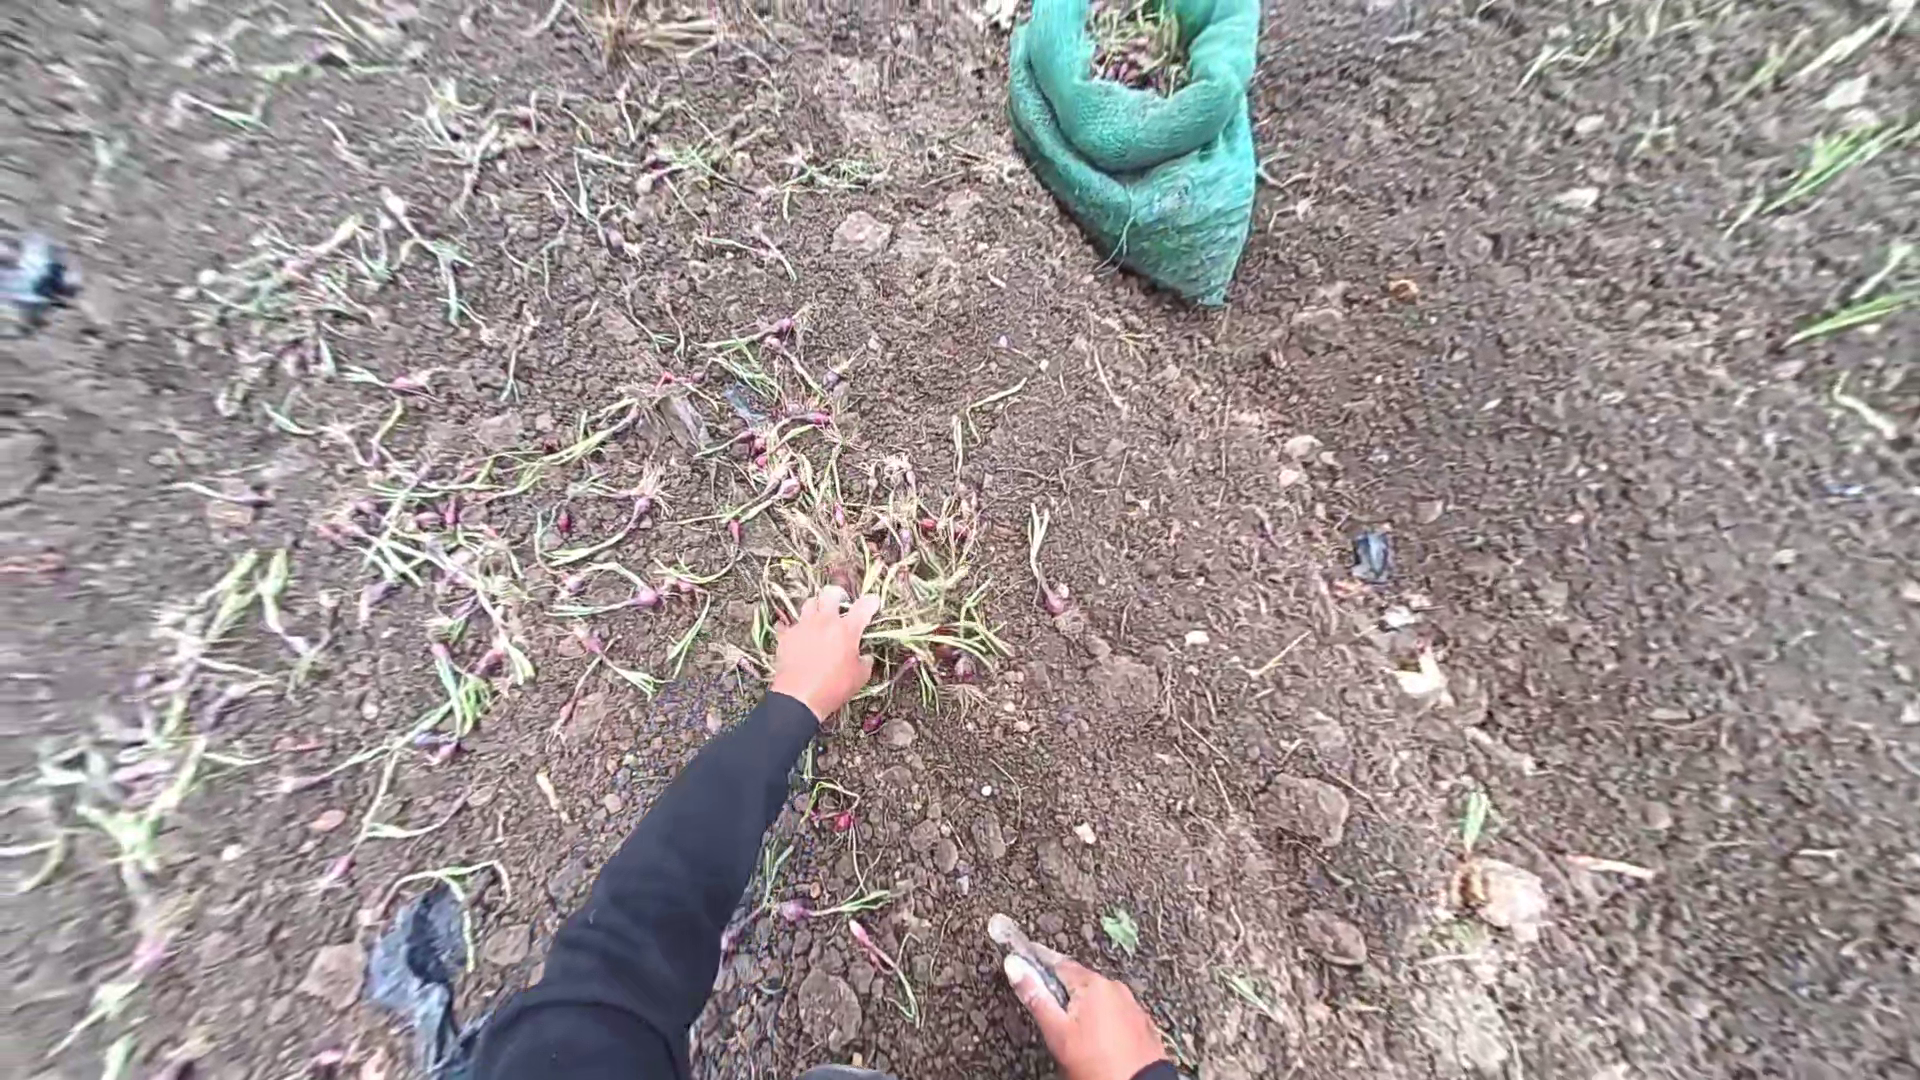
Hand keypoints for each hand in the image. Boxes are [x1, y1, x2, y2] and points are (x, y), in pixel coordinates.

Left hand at [769, 586, 879, 723]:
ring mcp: (803, 626)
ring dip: (816, 606)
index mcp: (847, 630)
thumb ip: (865, 661)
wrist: (799, 697)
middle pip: (830, 594)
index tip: (874, 600)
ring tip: (819, 614)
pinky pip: (788, 624)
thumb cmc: (834, 687)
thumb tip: (865, 656)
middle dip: (837, 594)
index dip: (871, 601)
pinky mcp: (786, 636)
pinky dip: (794, 626)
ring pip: (809, 603)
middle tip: (841, 601)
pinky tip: (797, 633)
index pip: (863, 607)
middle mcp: (825, 622)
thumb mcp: (860, 677)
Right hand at [1004, 951, 1167, 1079]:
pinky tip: (1100, 1042)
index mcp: (1093, 983)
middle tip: (1053, 1015)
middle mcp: (1115, 986)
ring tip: (1077, 1034)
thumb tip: (1013, 964)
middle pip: (1081, 983)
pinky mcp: (1145, 1026)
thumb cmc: (1096, 1065)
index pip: (1059, 964)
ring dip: (1087, 1009)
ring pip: (1100, 1000)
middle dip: (1066, 994)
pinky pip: (1117, 1015)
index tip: (1027, 958)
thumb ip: (1036, 997)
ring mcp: (1133, 1006)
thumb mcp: (1059, 1034)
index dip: (1041, 963)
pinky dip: (1106, 1022)